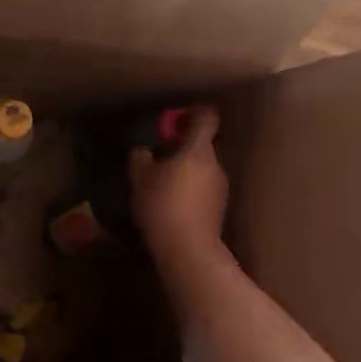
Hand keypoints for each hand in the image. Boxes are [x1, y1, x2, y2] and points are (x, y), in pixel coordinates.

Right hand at [129, 104, 225, 258]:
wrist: (187, 247)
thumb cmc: (162, 206)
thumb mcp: (140, 180)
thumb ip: (140, 159)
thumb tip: (143, 151)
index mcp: (197, 150)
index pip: (205, 118)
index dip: (193, 113)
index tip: (177, 119)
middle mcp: (215, 163)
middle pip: (202, 146)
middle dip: (183, 149)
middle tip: (160, 160)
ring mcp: (221, 186)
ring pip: (203, 169)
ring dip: (187, 172)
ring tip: (165, 187)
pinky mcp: (219, 207)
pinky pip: (204, 190)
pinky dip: (191, 192)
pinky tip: (174, 207)